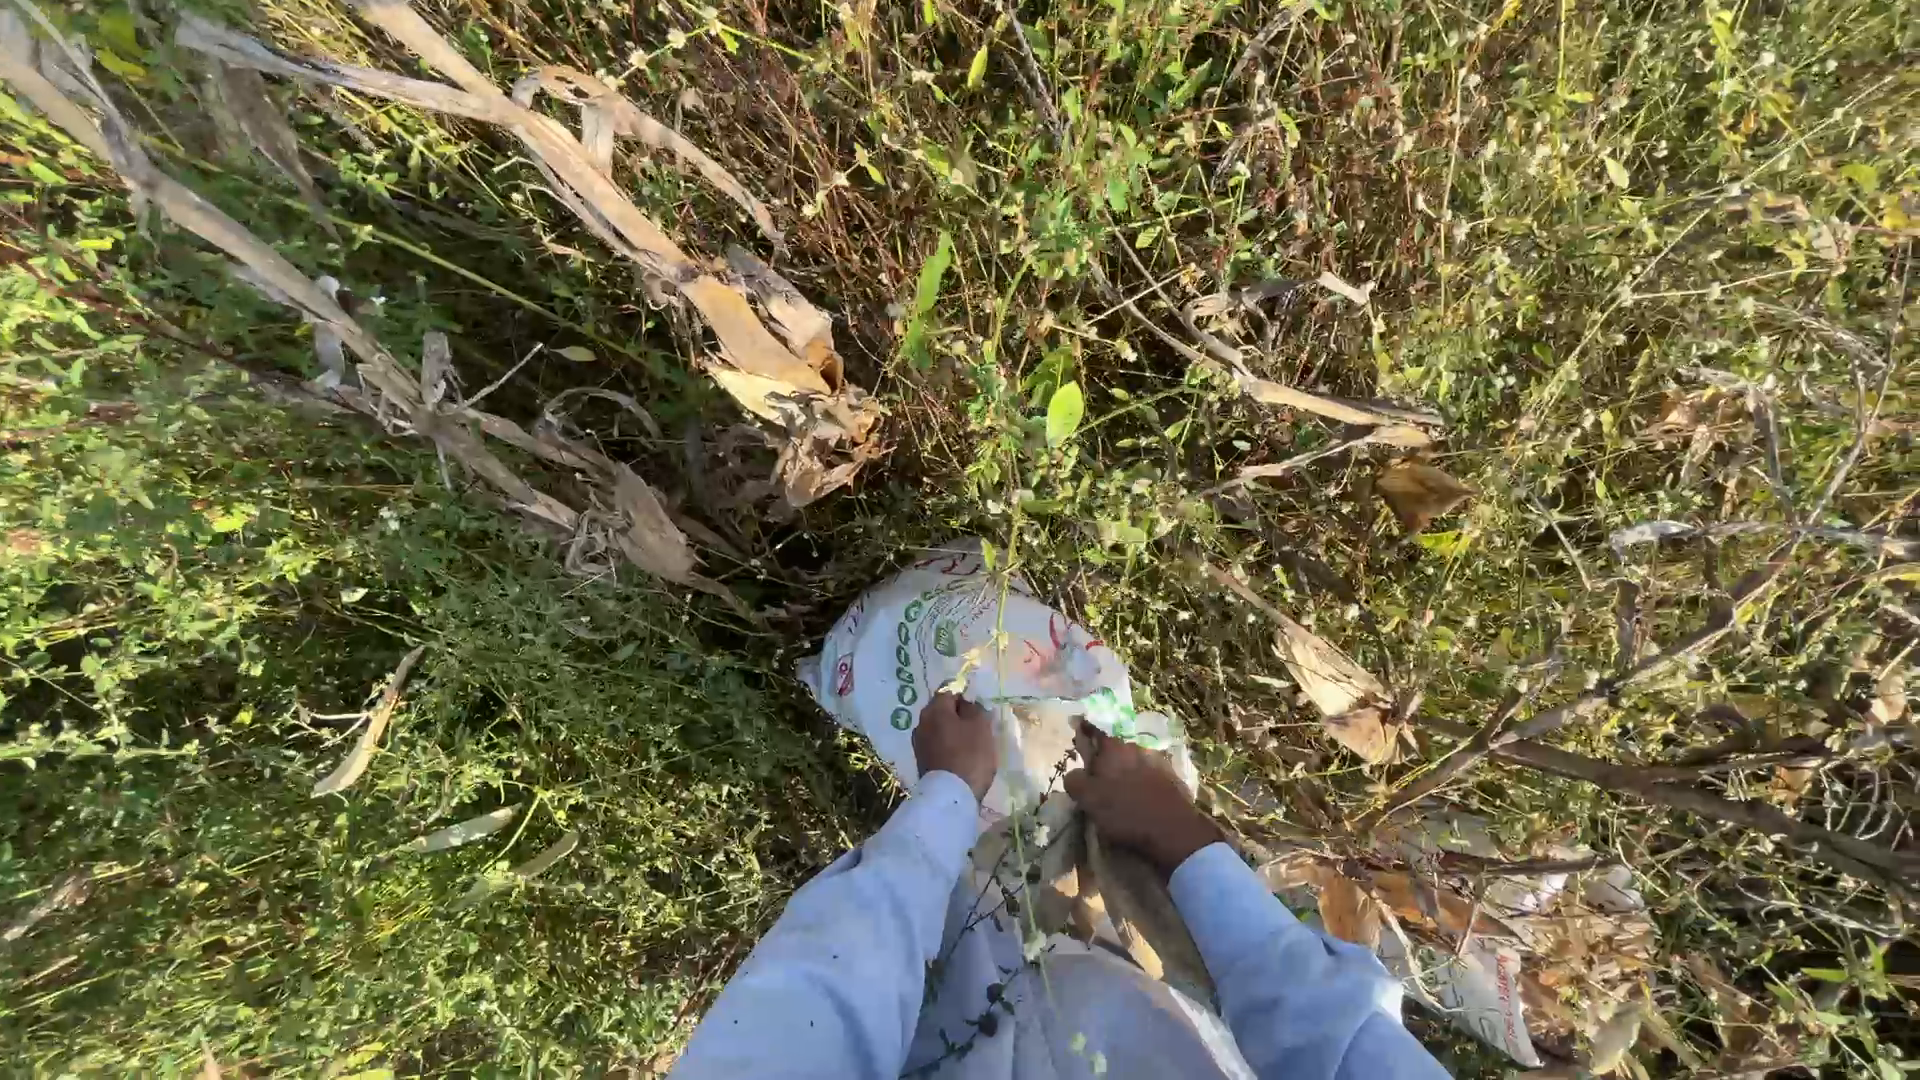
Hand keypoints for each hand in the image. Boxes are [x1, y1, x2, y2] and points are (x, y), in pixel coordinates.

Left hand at [913, 692, 997, 801]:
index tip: (979, 705)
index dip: (965, 694)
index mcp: (934, 709)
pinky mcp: (921, 761)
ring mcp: (919, 743)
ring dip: (953, 730)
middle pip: (942, 710)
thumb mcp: (981, 726)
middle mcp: (921, 722)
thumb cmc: (969, 755)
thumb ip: (976, 708)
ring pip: (939, 728)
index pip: (949, 691)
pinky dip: (948, 745)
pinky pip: (937, 744)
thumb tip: (968, 703)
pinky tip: (960, 754)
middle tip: (978, 723)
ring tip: (971, 741)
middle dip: (958, 713)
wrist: (951, 796)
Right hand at [1064, 721, 1219, 876]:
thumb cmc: (1125, 812)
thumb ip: (1075, 781)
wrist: (1173, 831)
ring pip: (1136, 763)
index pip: (1094, 732)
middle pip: (1116, 750)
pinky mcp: (1174, 779)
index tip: (1080, 736)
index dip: (1085, 734)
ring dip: (1129, 773)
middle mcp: (1136, 748)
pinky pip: (1153, 777)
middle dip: (1108, 761)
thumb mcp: (1088, 799)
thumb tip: (1074, 774)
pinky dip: (1146, 784)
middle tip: (1101, 781)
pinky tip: (1145, 801)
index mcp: (1113, 749)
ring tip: (1125, 794)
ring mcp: (1158, 762)